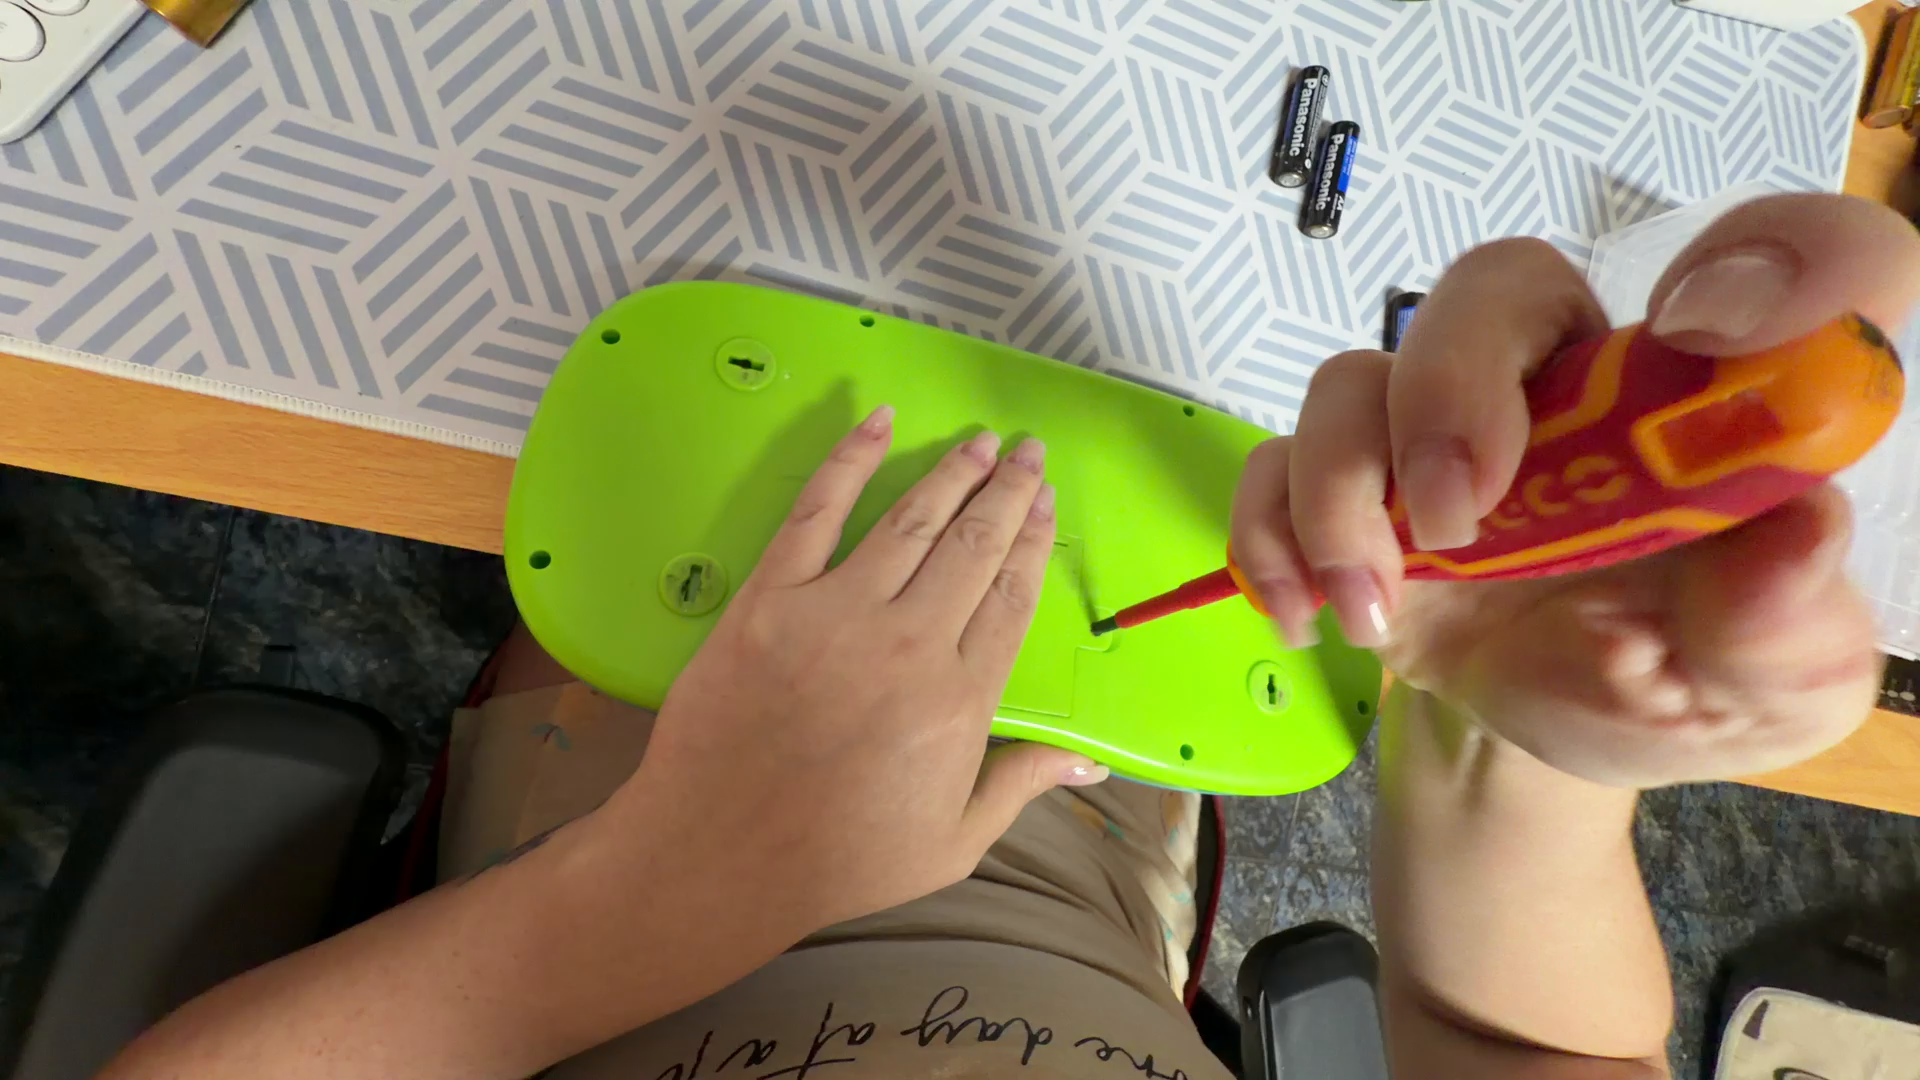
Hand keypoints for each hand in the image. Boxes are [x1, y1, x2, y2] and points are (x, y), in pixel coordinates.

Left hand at [607, 409, 1103, 933]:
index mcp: (960, 699)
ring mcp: (837, 613)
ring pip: (911, 521)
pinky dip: (850, 460)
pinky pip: (817, 512)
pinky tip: (878, 422)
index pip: (1012, 596)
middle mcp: (911, 643)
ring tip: (981, 441)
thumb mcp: (951, 843)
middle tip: (1028, 450)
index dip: (1033, 541)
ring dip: (952, 473)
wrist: (718, 856)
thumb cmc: (841, 857)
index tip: (1046, 502)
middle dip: (1008, 491)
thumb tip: (1094, 763)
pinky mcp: (771, 597)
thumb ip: (1022, 784)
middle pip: (974, 546)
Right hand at [1232, 194, 1919, 786]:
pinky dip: (1265, 538)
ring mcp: (1419, 435)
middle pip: (1483, 294)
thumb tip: (1790, 527)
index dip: (1766, 261)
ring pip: (1345, 385)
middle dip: (1443, 398)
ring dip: (1336, 501)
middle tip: (1448, 526)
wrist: (1526, 725)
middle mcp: (1546, 392)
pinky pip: (1267, 467)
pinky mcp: (1335, 487)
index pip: (1770, 262)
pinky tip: (1302, 612)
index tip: (1713, 335)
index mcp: (1680, 411)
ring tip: (1367, 613)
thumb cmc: (1651, 688)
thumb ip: (1779, 626)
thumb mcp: (1752, 693)